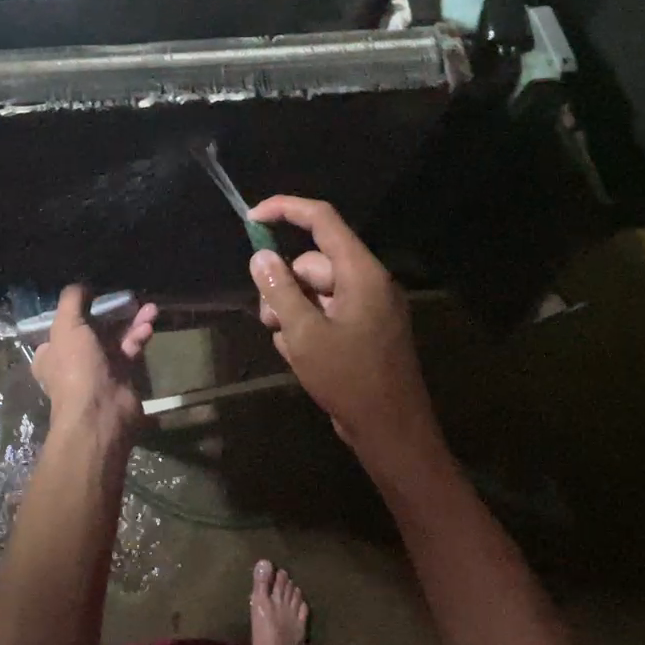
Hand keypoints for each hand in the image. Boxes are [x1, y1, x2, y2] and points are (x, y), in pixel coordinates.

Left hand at [31, 286, 158, 447]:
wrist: (101, 412)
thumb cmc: (75, 367)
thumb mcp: (66, 326)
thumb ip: (72, 300)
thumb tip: (83, 286)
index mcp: (51, 353)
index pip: (61, 326)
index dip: (76, 310)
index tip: (93, 294)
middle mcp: (74, 360)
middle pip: (93, 328)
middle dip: (111, 312)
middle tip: (126, 297)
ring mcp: (100, 368)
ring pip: (116, 337)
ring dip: (131, 320)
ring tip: (148, 306)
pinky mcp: (123, 375)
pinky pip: (131, 349)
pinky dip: (140, 334)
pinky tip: (150, 321)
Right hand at [247, 196, 437, 456]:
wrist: (393, 434)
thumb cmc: (350, 379)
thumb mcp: (304, 334)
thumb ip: (280, 291)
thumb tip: (260, 256)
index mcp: (362, 273)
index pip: (323, 220)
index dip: (286, 210)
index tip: (251, 218)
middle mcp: (368, 284)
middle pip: (312, 263)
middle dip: (283, 285)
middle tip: (267, 319)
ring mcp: (369, 309)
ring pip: (314, 292)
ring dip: (291, 312)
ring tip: (287, 347)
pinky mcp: (365, 332)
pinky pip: (326, 314)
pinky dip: (307, 329)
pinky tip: (300, 359)